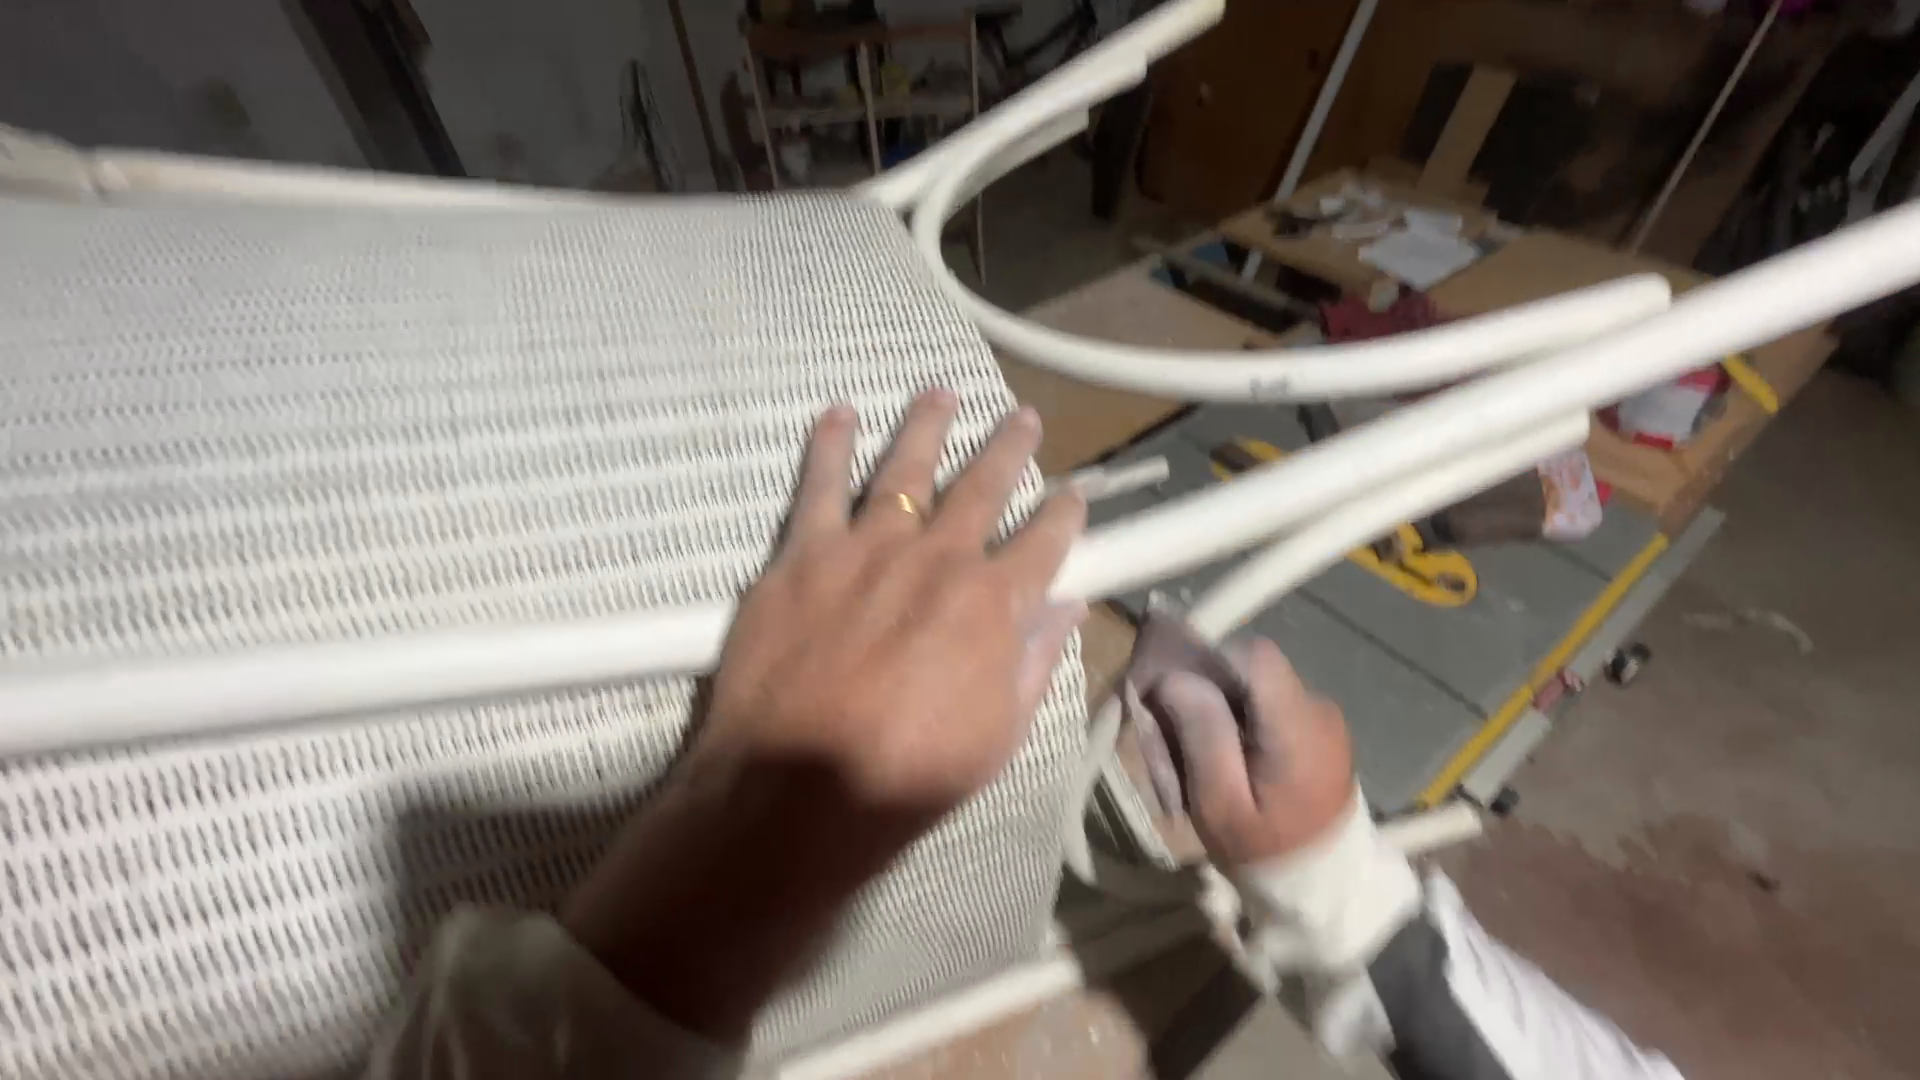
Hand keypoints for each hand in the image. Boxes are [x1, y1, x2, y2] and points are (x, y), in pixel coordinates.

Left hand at [696, 387, 1086, 814]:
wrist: (795, 793)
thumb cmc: (908, 777)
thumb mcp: (999, 735)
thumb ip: (1035, 661)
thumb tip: (1067, 608)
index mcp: (993, 605)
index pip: (1044, 543)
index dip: (1065, 516)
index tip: (1074, 493)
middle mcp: (937, 559)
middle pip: (983, 487)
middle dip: (1009, 448)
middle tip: (1023, 417)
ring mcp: (867, 549)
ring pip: (906, 468)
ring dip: (928, 426)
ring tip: (940, 391)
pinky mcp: (803, 555)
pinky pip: (819, 486)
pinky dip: (830, 445)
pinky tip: (839, 414)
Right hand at [1142, 638, 1356, 865]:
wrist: (1321, 891)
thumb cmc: (1265, 852)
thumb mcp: (1218, 804)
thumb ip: (1201, 734)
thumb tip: (1177, 678)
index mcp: (1298, 726)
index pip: (1255, 655)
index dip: (1211, 664)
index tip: (1181, 701)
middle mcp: (1317, 708)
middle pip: (1249, 670)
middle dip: (1207, 693)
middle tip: (1180, 741)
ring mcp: (1321, 718)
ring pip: (1253, 687)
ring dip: (1220, 710)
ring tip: (1204, 759)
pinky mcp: (1317, 730)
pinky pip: (1268, 706)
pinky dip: (1240, 723)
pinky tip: (1230, 761)